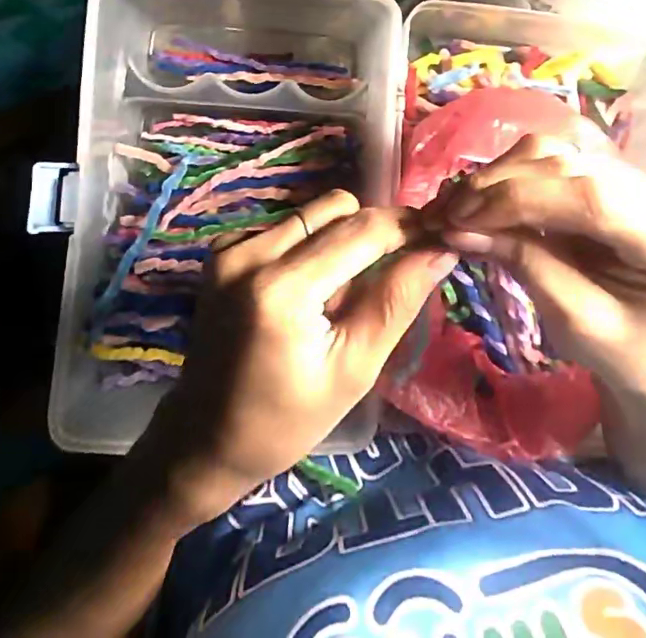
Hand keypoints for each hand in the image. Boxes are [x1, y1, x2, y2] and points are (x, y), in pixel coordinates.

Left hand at [137, 190, 455, 523]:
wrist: (206, 435)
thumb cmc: (287, 419)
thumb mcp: (354, 369)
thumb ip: (397, 301)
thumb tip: (440, 250)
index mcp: (282, 289)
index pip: (362, 231)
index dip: (407, 227)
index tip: (439, 235)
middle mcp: (250, 252)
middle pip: (337, 209)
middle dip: (375, 230)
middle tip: (393, 270)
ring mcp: (230, 247)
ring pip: (312, 212)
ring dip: (340, 237)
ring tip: (340, 290)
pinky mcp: (221, 250)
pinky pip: (284, 225)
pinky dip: (308, 244)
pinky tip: (306, 289)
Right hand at [426, 135, 645, 401]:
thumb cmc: (619, 351)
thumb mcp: (572, 319)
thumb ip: (523, 264)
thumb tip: (457, 227)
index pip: (594, 199)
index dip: (520, 199)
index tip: (462, 217)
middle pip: (572, 168)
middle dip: (501, 186)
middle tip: (446, 214)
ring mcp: (643, 180)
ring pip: (558, 153)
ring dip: (499, 175)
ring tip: (459, 206)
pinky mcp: (614, 174)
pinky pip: (554, 158)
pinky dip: (510, 174)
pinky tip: (482, 196)